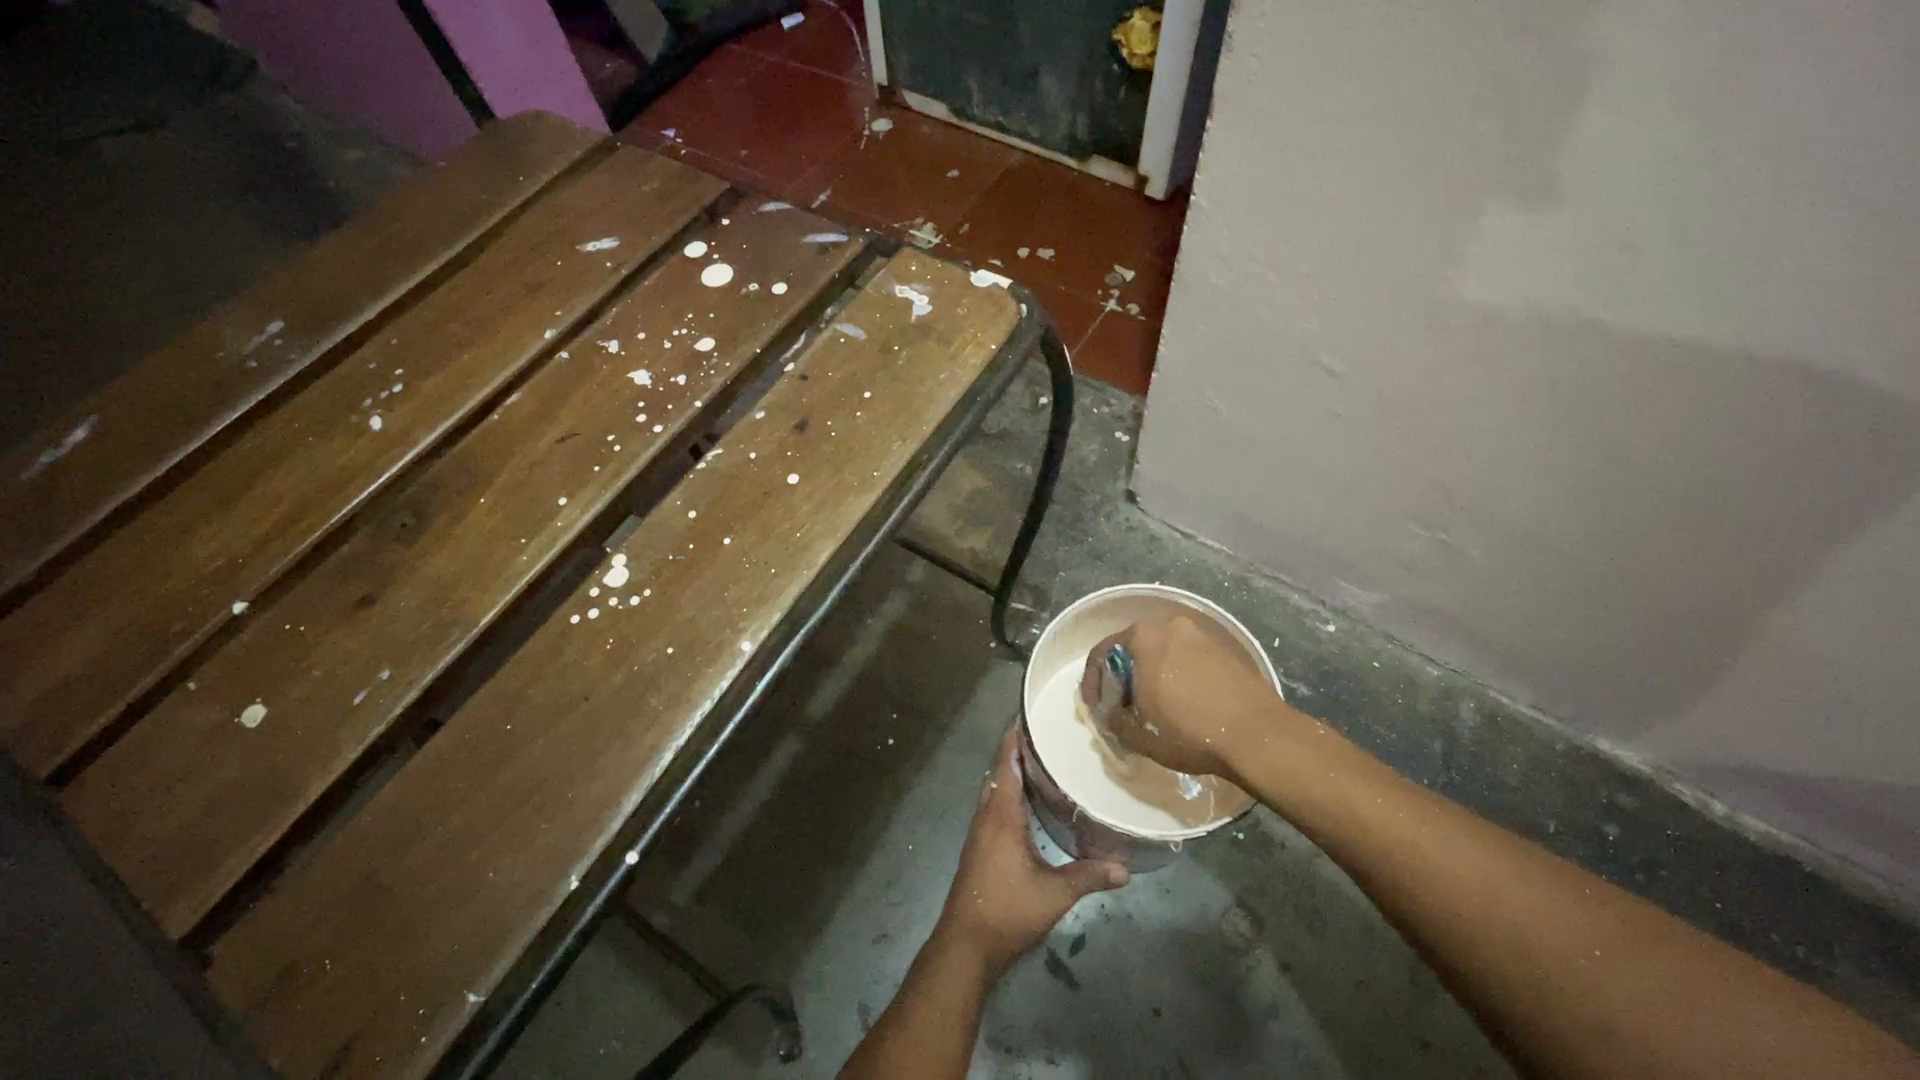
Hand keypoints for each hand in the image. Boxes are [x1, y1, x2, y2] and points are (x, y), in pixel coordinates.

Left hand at [935, 727, 1129, 976]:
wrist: (965, 946)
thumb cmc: (1007, 911)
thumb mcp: (1054, 894)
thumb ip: (1089, 877)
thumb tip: (1126, 869)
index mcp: (1001, 815)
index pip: (1005, 762)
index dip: (1015, 737)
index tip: (1031, 713)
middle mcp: (986, 817)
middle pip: (1000, 772)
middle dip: (1020, 751)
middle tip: (1050, 735)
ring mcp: (980, 834)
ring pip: (996, 791)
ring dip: (1015, 774)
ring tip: (1047, 762)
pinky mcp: (980, 849)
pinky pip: (996, 809)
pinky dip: (1012, 796)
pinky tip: (1033, 805)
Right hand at [1079, 613, 1281, 778]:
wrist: (1259, 736)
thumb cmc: (1190, 733)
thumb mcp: (1139, 735)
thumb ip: (1115, 721)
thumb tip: (1113, 714)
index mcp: (1144, 638)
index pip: (1102, 654)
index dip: (1092, 683)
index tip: (1096, 708)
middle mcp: (1171, 626)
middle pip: (1135, 649)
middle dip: (1125, 678)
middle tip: (1125, 708)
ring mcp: (1203, 635)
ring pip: (1165, 653)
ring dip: (1154, 676)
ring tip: (1156, 708)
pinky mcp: (1227, 650)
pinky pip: (1190, 659)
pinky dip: (1180, 676)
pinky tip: (1186, 704)